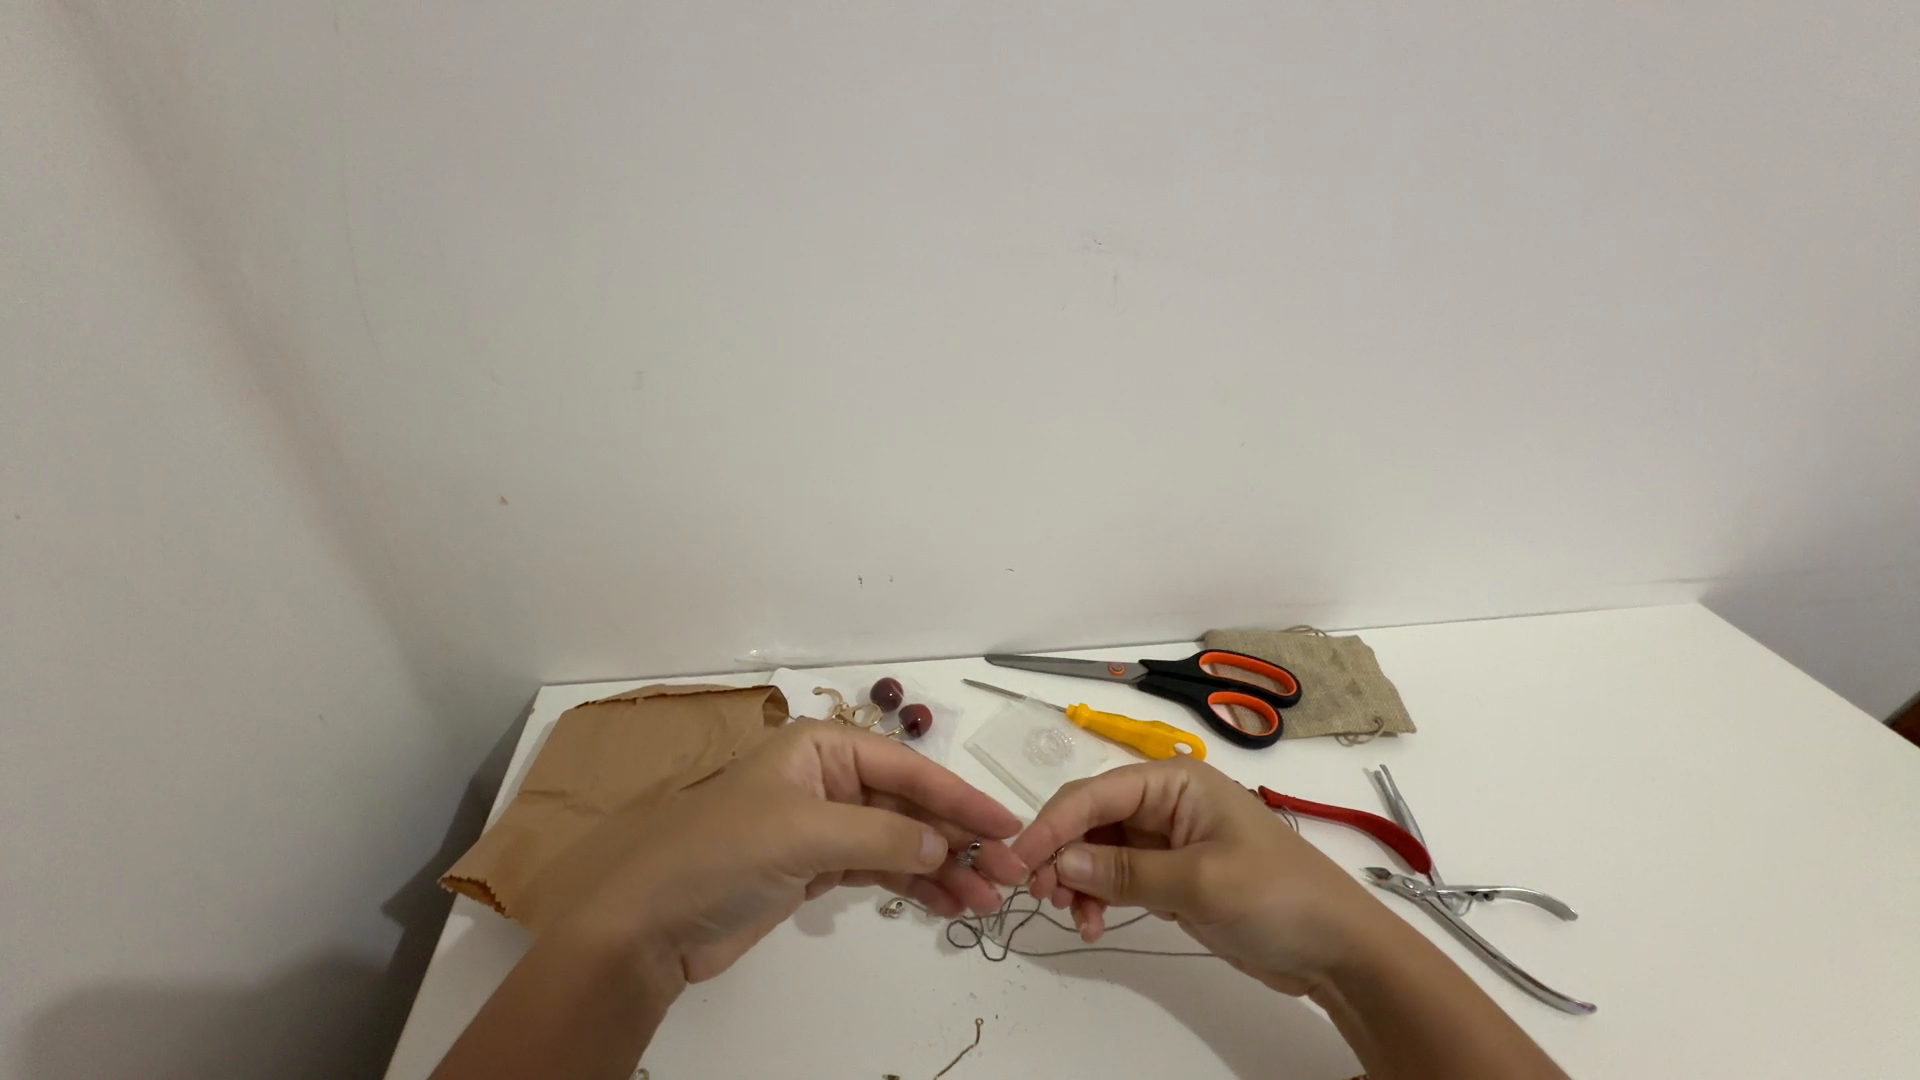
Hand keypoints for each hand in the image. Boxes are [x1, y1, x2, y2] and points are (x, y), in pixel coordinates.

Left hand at [546, 720, 1026, 995]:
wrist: (649, 923)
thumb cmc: (722, 852)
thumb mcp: (804, 833)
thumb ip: (882, 835)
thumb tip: (947, 844)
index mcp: (822, 746)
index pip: (905, 767)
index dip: (958, 796)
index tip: (1006, 823)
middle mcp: (829, 777)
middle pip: (908, 803)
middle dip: (956, 836)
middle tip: (1008, 871)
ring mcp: (825, 824)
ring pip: (900, 839)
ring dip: (943, 867)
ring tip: (987, 899)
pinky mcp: (819, 866)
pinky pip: (881, 868)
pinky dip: (914, 884)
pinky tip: (948, 902)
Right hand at [1011, 757, 1394, 995]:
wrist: (1338, 950)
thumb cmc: (1276, 896)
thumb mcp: (1200, 882)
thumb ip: (1126, 870)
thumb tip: (1059, 859)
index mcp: (1173, 780)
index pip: (1096, 793)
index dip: (1052, 823)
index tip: (1017, 859)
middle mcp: (1163, 801)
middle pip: (1090, 818)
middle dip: (1061, 852)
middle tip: (1042, 895)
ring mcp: (1164, 839)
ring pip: (1097, 849)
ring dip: (1076, 879)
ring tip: (1073, 916)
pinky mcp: (1168, 874)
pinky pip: (1115, 876)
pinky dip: (1097, 896)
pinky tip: (1093, 923)